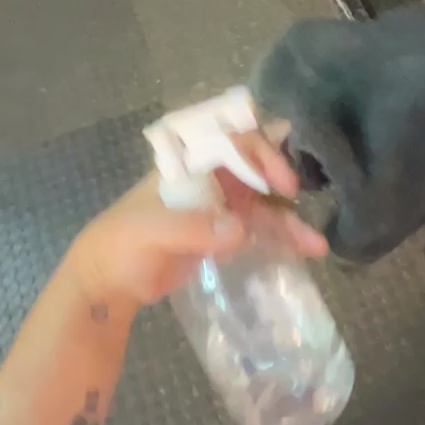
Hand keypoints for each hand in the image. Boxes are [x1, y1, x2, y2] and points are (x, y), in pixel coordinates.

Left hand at [66, 133, 327, 311]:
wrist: (108, 282)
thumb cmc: (121, 244)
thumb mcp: (149, 231)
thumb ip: (191, 227)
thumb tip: (239, 229)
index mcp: (190, 166)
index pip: (232, 142)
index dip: (259, 153)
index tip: (279, 179)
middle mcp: (210, 179)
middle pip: (254, 168)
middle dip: (280, 178)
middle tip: (296, 196)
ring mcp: (220, 207)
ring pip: (263, 203)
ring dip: (289, 219)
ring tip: (316, 243)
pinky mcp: (224, 235)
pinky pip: (260, 231)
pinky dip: (282, 238)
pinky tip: (307, 249)